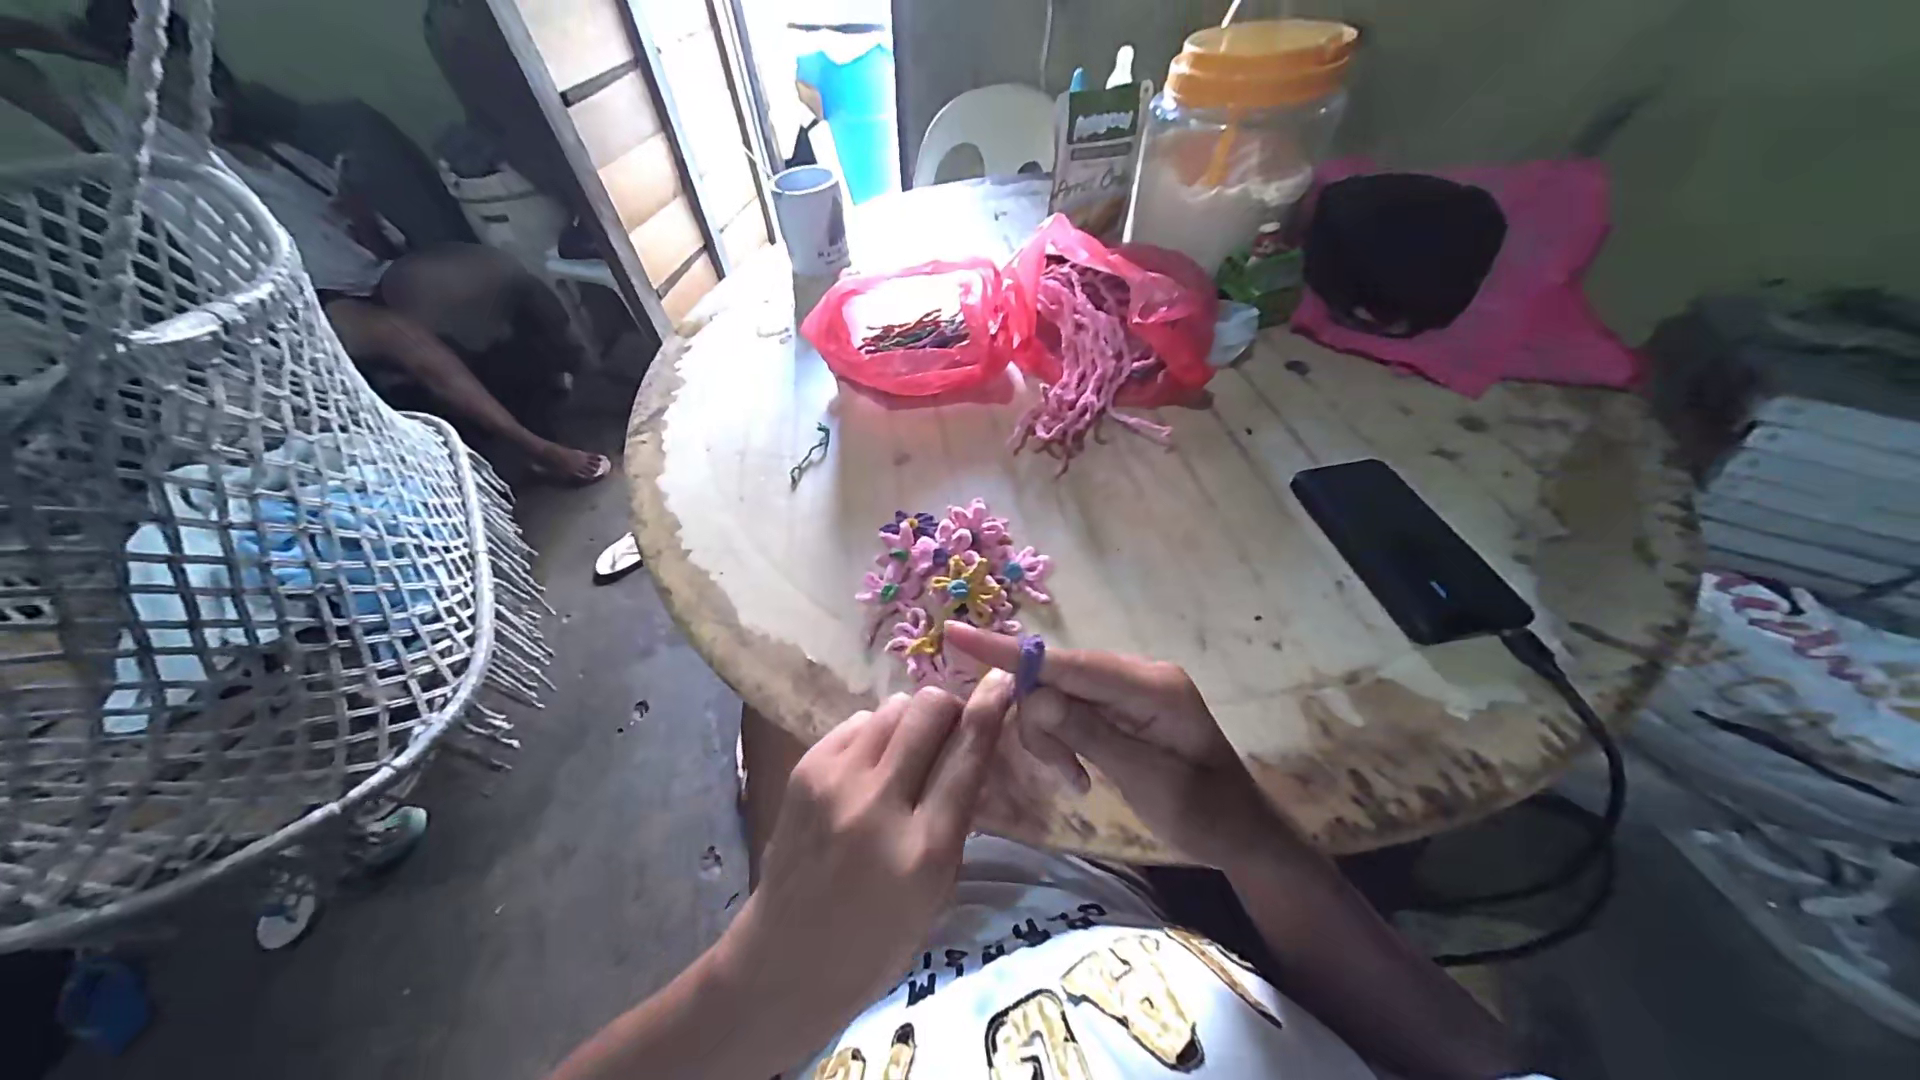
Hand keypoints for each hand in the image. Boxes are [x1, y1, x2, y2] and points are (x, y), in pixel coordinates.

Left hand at [717, 676, 1012, 1045]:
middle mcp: (878, 804)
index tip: (1003, 682)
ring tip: (905, 755)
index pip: (968, 754)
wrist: (787, 957)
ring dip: (911, 722)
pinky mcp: (805, 768)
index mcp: (924, 847)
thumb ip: (956, 813)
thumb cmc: (878, 937)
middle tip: (948, 729)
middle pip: (928, 710)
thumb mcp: (938, 887)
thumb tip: (972, 744)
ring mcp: (835, 781)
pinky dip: (874, 734)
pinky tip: (869, 766)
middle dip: (949, 708)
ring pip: (892, 707)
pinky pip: (857, 722)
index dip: (990, 708)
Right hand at [945, 623, 1299, 868]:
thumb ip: (1090, 734)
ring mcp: (1125, 688)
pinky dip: (1062, 737)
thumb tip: (1034, 697)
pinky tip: (1078, 770)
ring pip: (1057, 694)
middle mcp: (1134, 674)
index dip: (1010, 650)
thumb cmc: (1204, 813)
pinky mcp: (1117, 704)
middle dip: (1042, 721)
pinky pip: (1070, 708)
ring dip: (1051, 735)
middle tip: (1063, 771)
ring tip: (1075, 777)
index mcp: (1150, 685)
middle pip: (1056, 678)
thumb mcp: (1148, 779)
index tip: (957, 633)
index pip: (1068, 663)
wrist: (1242, 832)